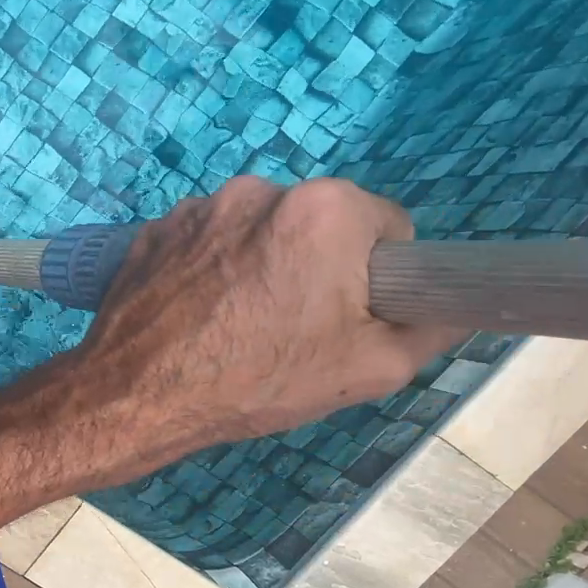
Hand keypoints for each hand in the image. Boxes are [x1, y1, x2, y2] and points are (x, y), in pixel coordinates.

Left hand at [76, 176, 464, 452]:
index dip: (372, 274)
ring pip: (251, 232)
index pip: (382, 227)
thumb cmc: (256, 380)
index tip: (341, 312)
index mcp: (324, 207)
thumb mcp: (374, 365)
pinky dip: (203, 268)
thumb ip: (432, 323)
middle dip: (309, 265)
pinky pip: (199, 243)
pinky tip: (191, 312)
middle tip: (283, 323)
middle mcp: (256, 190)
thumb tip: (453, 301)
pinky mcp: (149, 232)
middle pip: (312, 225)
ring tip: (230, 321)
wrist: (134, 396)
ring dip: (252, 264)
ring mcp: (193, 209)